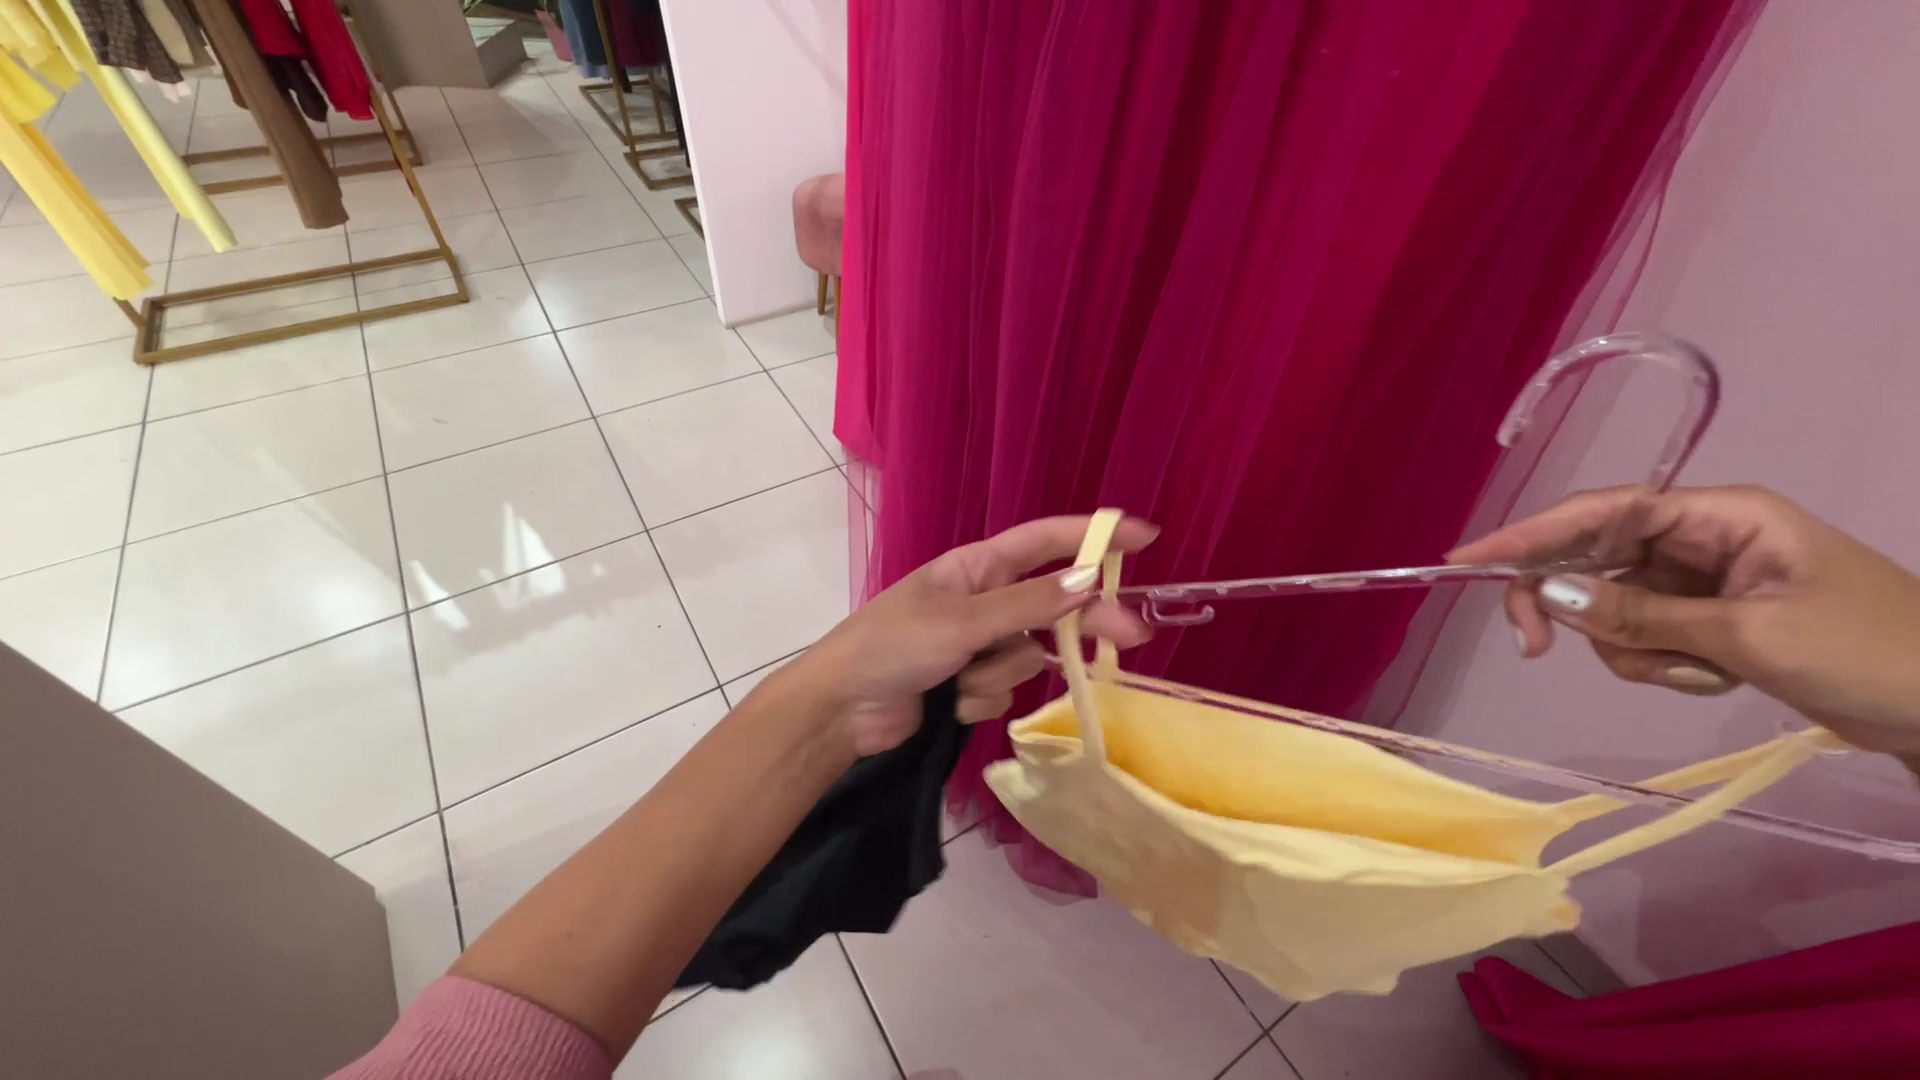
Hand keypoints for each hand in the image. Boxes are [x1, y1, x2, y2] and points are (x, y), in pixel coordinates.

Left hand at [790, 515, 1157, 756]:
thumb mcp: (961, 620)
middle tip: (1132, 637)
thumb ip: (1028, 604)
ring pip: (1028, 656)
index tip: (1143, 537)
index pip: (1045, 542)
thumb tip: (1088, 579)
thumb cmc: (892, 645)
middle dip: (1081, 623)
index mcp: (976, 568)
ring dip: (998, 673)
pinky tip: (949, 702)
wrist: (842, 710)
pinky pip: (1006, 690)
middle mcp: (984, 601)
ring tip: (958, 678)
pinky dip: (981, 699)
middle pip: (1052, 605)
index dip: (1093, 537)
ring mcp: (978, 645)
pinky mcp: (972, 684)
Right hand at [1449, 485, 1919, 753]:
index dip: (1528, 534)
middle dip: (1569, 608)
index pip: (1600, 513)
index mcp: (1720, 516)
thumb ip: (1640, 615)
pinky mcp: (1701, 619)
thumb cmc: (1873, 655)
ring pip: (1608, 608)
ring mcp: (1697, 581)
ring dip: (1631, 648)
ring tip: (1694, 673)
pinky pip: (1636, 635)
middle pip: (1590, 560)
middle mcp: (1698, 539)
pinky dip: (1655, 662)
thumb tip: (1548, 598)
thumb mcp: (1749, 636)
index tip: (1466, 559)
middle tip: (1534, 648)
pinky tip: (1709, 677)